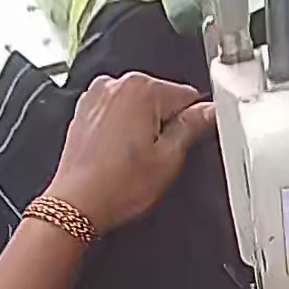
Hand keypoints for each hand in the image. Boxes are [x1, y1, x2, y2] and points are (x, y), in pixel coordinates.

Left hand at [46, 72, 215, 233]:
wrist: (78, 204)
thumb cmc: (117, 186)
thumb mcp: (169, 158)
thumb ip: (193, 126)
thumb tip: (210, 111)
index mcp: (141, 88)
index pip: (189, 96)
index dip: (195, 122)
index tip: (190, 143)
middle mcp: (115, 84)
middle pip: (161, 99)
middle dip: (166, 126)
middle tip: (159, 159)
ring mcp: (97, 97)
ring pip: (139, 108)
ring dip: (144, 130)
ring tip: (137, 161)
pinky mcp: (85, 112)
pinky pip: (118, 116)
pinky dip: (124, 132)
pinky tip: (121, 158)